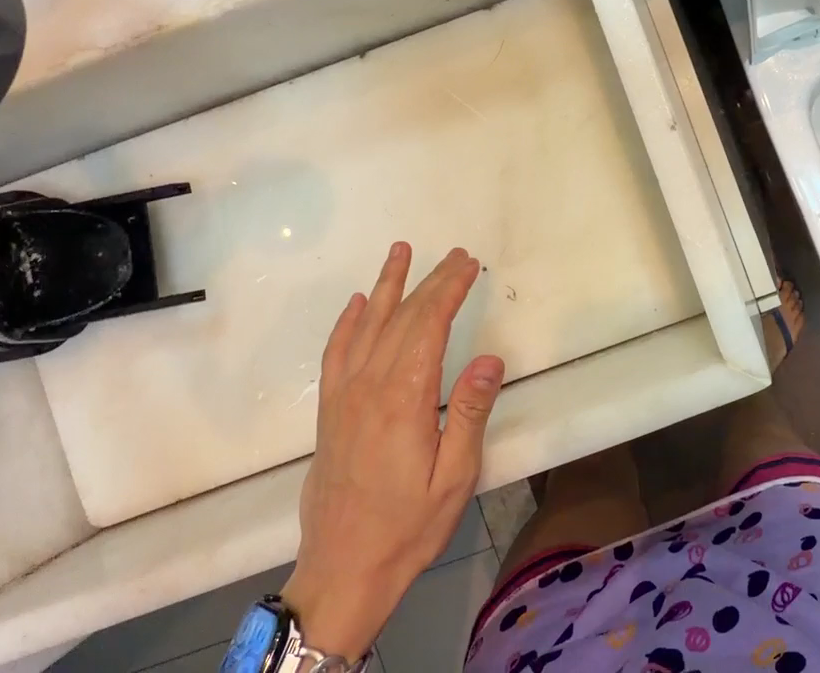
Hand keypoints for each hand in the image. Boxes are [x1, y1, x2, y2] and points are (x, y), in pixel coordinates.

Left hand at [280, 244, 504, 658]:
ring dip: (385, 286)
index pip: (428, 326)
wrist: (343, 568)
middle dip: (429, 281)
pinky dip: (346, 322)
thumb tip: (490, 358)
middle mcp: (369, 387)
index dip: (449, 290)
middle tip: (454, 254)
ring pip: (365, 327)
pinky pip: (336, 353)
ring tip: (399, 251)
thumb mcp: (456, 476)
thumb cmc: (409, 525)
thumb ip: (471, 413)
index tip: (469, 264)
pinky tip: (356, 304)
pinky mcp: (330, 412)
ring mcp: (343, 397)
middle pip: (401, 318)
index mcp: (404, 399)